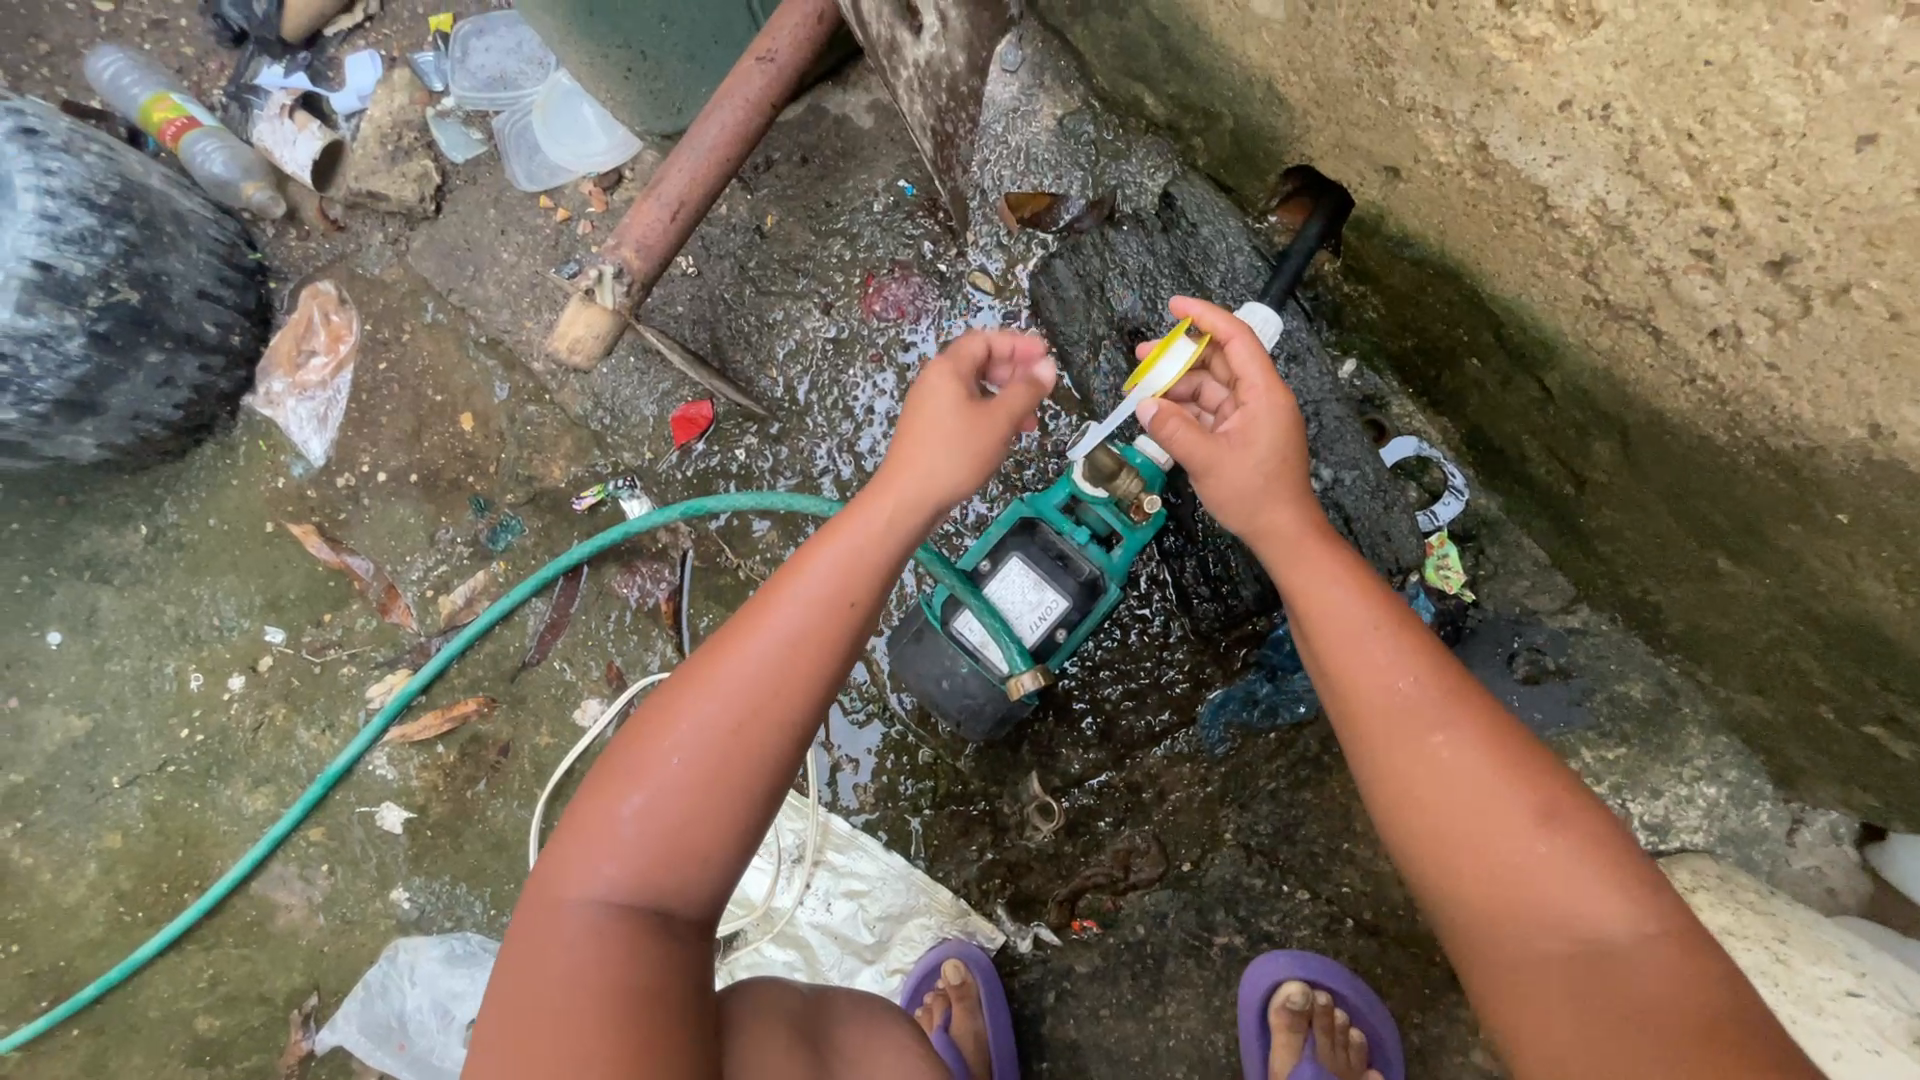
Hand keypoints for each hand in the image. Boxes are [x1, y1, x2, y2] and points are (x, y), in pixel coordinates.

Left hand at [874, 330, 1056, 517]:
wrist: (908, 499)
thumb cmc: (955, 454)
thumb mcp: (998, 421)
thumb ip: (1026, 391)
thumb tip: (1048, 366)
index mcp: (948, 368)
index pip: (985, 340)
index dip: (1017, 344)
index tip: (1045, 355)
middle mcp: (935, 380)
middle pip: (979, 363)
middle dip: (1014, 373)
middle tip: (1040, 389)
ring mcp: (931, 406)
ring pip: (975, 391)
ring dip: (1005, 399)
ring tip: (1029, 421)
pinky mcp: (931, 430)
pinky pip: (965, 411)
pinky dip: (989, 416)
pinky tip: (1004, 436)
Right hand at [1133, 296, 1322, 545]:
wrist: (1281, 531)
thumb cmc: (1253, 495)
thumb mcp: (1206, 461)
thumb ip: (1172, 429)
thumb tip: (1144, 405)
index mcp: (1263, 393)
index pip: (1235, 339)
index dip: (1205, 317)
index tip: (1174, 306)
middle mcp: (1259, 398)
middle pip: (1219, 362)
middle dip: (1179, 356)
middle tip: (1141, 355)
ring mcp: (1250, 417)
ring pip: (1210, 389)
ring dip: (1177, 386)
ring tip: (1142, 389)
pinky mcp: (1242, 436)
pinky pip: (1210, 412)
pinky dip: (1185, 411)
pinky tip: (1159, 413)